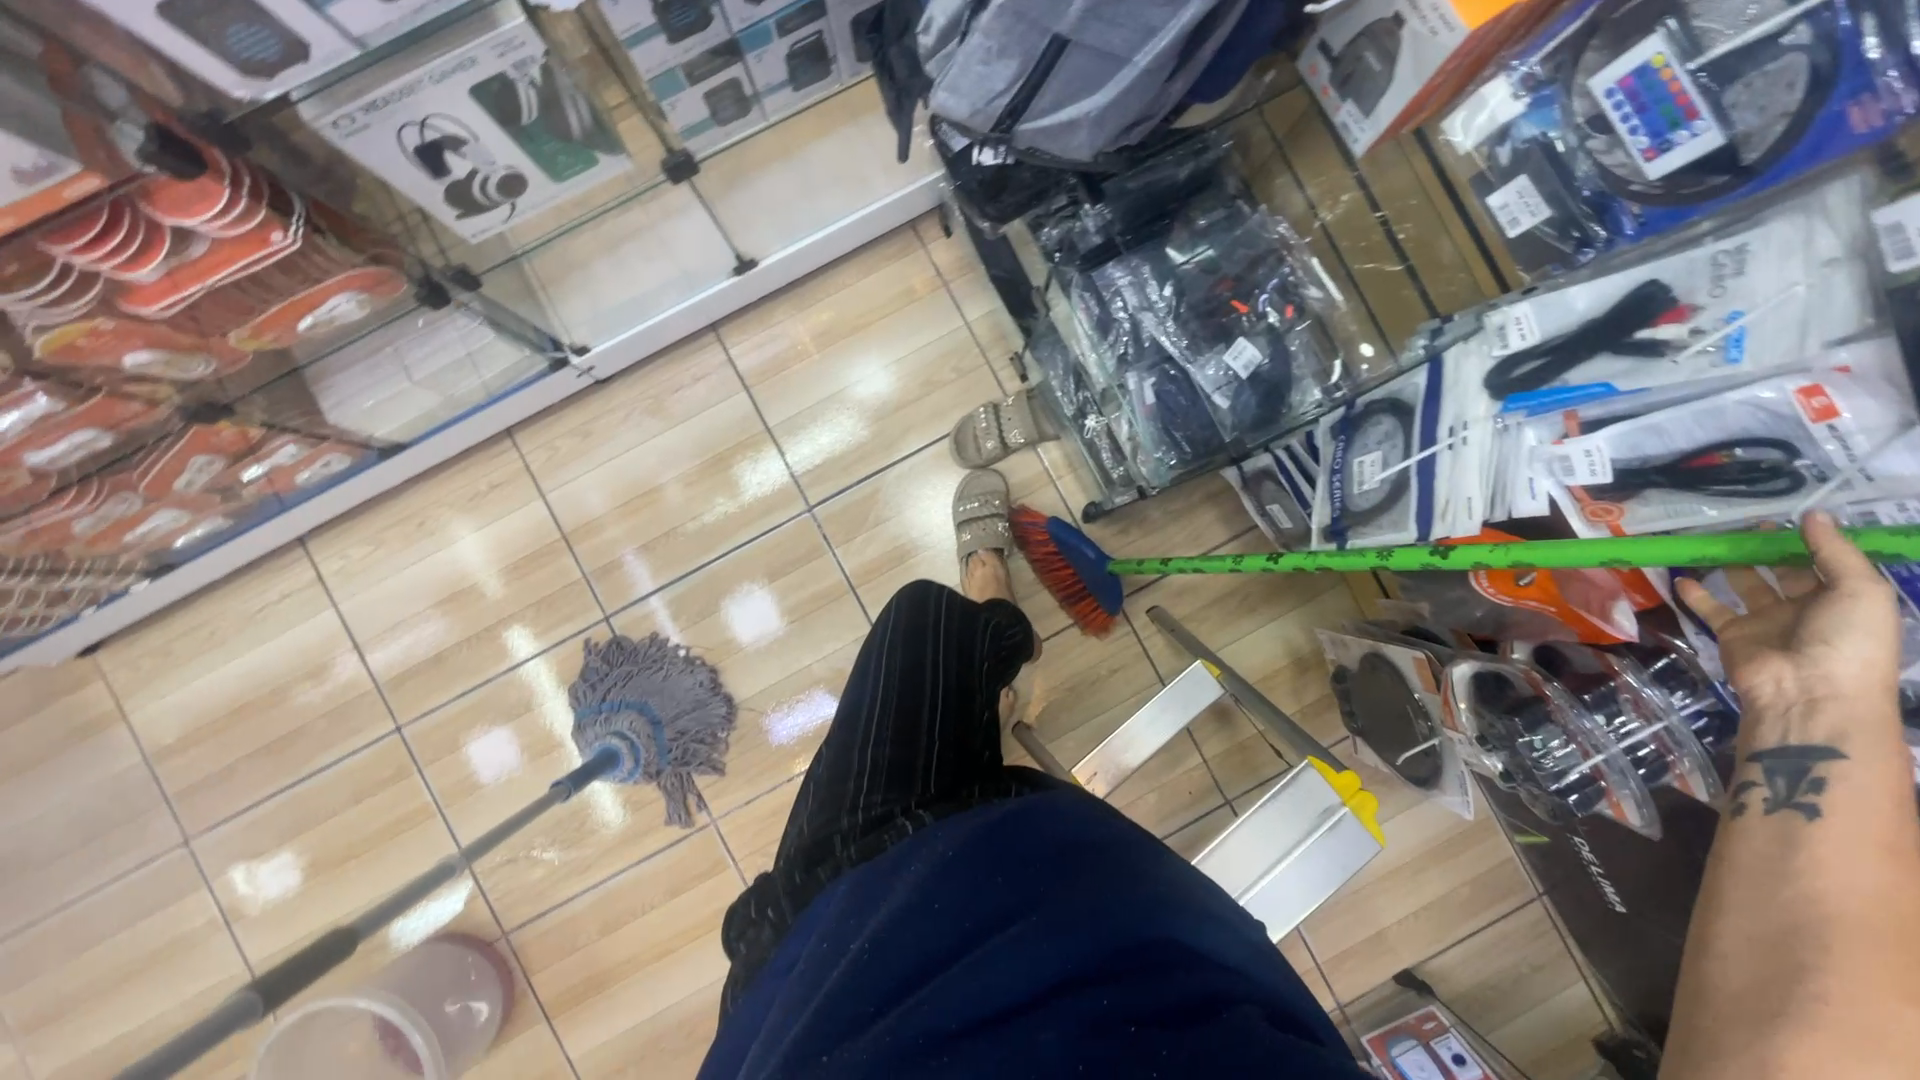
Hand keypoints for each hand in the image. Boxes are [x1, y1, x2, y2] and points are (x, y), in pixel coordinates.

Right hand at [1675, 512, 1900, 720]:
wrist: (1810, 691)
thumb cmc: (1848, 638)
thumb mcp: (1860, 589)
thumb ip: (1834, 550)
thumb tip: (1812, 514)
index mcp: (1846, 599)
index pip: (1827, 562)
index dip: (1811, 540)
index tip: (1790, 516)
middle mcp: (1807, 607)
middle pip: (1785, 570)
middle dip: (1770, 548)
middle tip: (1748, 525)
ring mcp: (1768, 621)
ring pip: (1747, 584)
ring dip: (1733, 564)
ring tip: (1716, 539)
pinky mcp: (1733, 633)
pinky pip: (1711, 609)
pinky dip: (1695, 594)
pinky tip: (1682, 576)